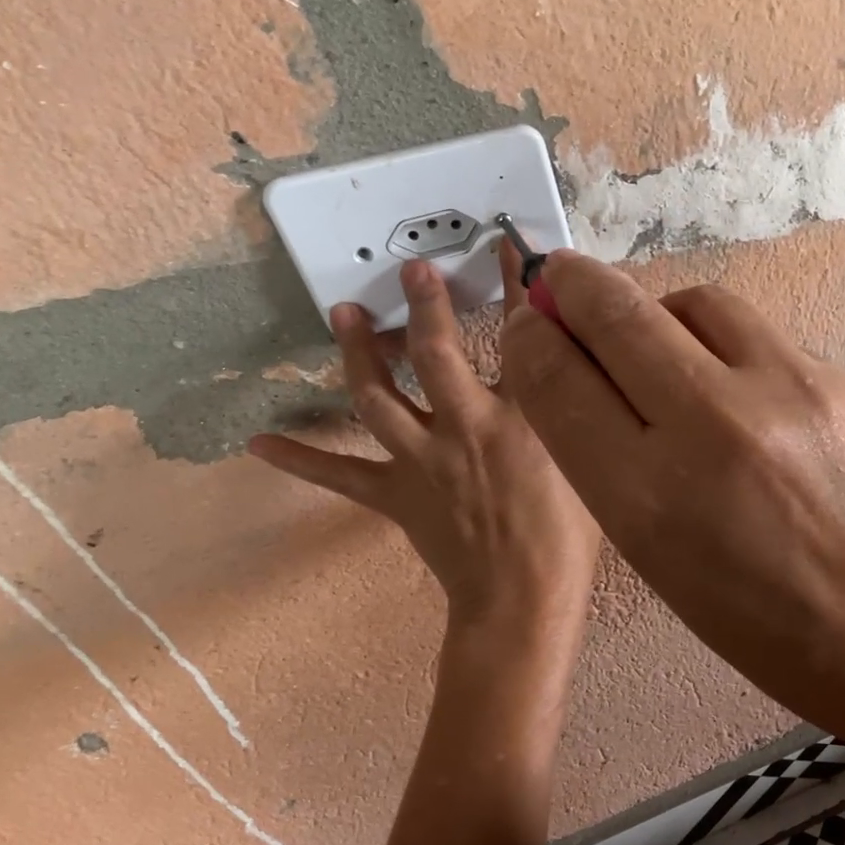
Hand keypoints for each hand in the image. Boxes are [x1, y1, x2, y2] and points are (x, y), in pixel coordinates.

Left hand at [250, 247, 598, 623]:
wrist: (522, 598)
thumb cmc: (568, 533)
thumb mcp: (587, 459)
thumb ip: (572, 408)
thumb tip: (567, 364)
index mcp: (521, 417)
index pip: (521, 337)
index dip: (517, 286)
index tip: (510, 245)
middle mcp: (466, 427)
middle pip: (435, 355)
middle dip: (424, 306)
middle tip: (409, 270)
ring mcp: (423, 461)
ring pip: (377, 399)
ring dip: (356, 354)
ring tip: (341, 314)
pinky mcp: (395, 495)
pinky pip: (340, 475)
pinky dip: (299, 457)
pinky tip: (257, 441)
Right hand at [497, 251, 844, 745]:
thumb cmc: (763, 621)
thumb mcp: (659, 557)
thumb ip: (611, 460)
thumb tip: (580, 374)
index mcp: (650, 498)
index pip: (559, 382)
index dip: (531, 341)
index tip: (529, 324)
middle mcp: (713, 425)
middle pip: (618, 314)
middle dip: (576, 286)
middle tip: (563, 276)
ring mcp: (787, 390)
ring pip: (694, 302)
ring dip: (657, 310)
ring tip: (658, 340)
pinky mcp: (839, 376)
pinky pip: (759, 334)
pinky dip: (726, 345)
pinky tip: (737, 382)